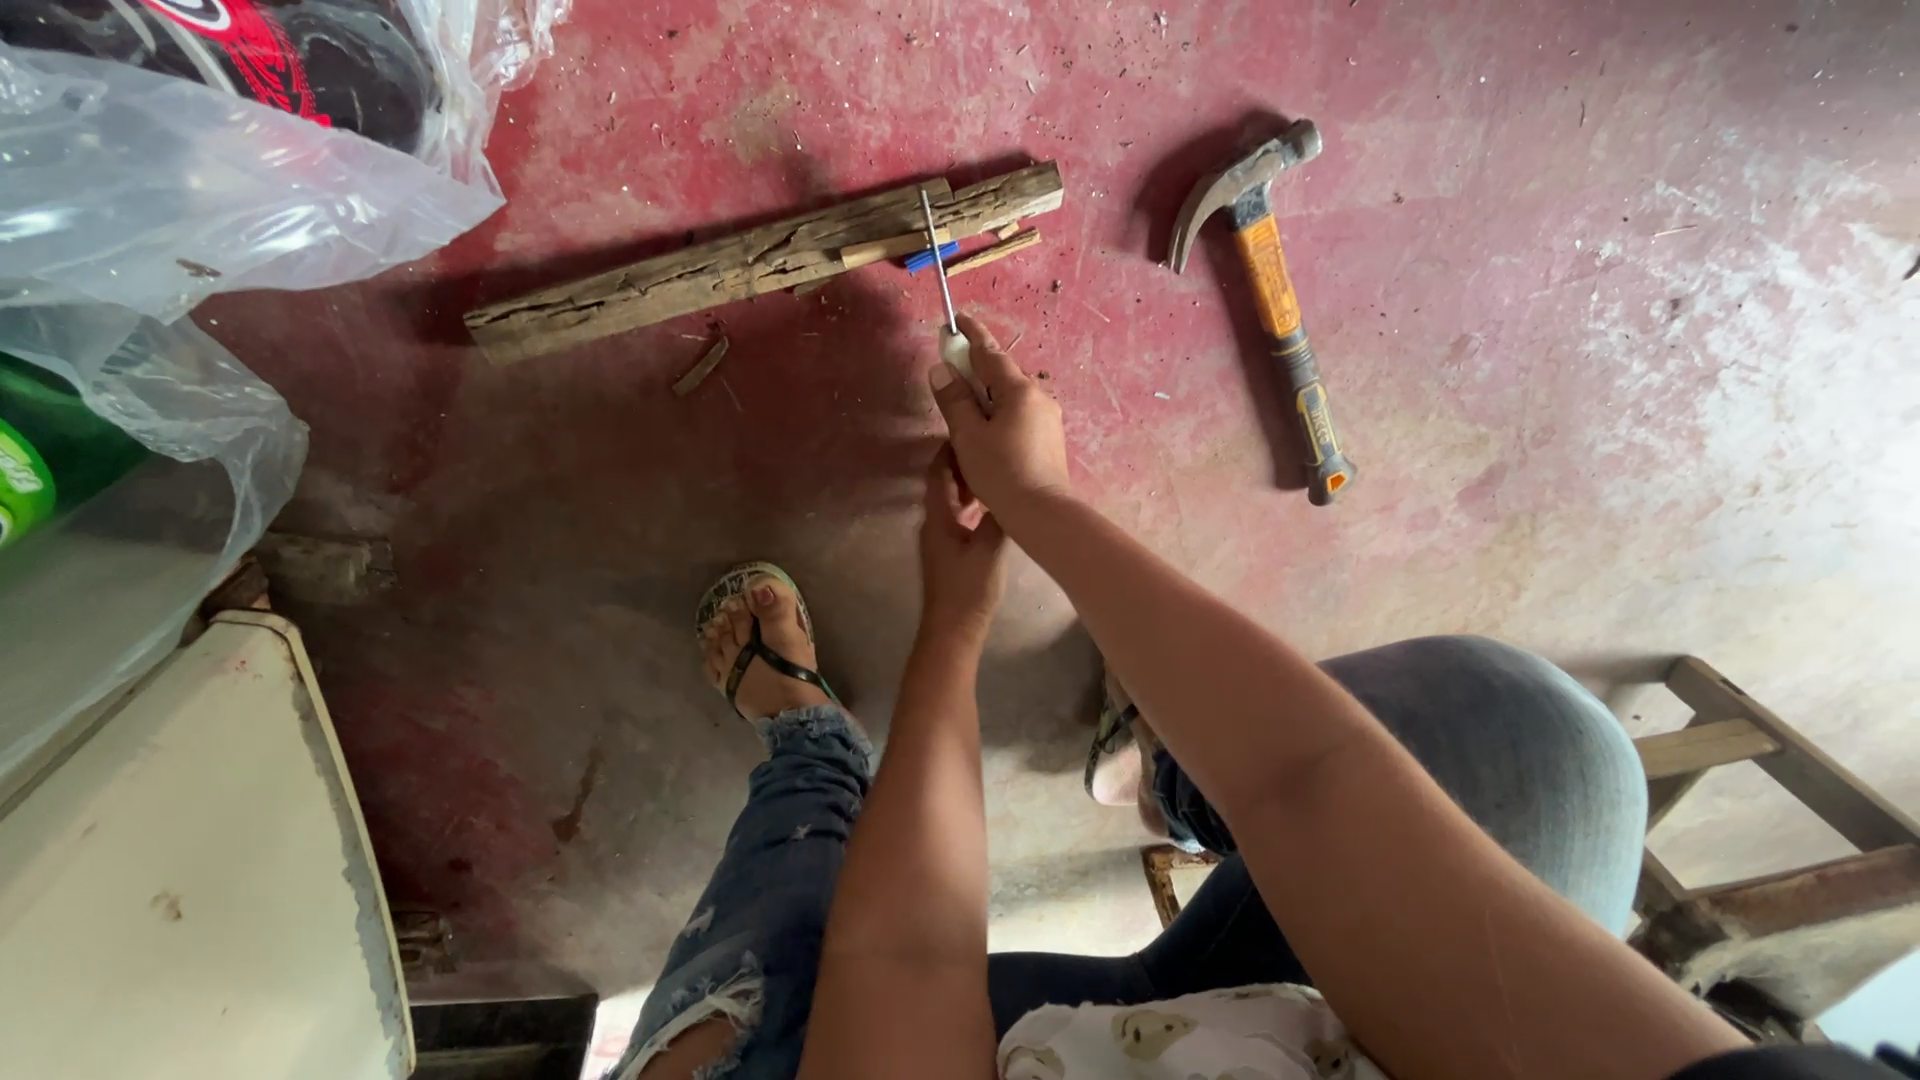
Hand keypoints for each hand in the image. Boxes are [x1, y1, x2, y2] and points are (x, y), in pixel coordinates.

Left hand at [918, 444, 1006, 639]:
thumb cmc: (968, 589)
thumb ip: (998, 518)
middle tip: (990, 449)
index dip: (950, 450)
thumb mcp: (989, 549)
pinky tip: (992, 505)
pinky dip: (971, 504)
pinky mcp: (949, 551)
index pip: (937, 472)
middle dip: (963, 464)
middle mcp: (933, 523)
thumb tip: (1008, 491)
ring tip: (995, 471)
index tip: (970, 433)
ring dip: (968, 485)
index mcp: (938, 518)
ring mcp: (939, 538)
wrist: (953, 629)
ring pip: (951, 501)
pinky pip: (958, 516)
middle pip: (943, 484)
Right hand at [927, 313, 1069, 520]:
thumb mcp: (969, 436)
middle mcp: (1039, 397)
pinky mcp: (1050, 439)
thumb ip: (954, 400)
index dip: (972, 335)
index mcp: (1019, 390)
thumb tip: (941, 369)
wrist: (1042, 512)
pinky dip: (1000, 414)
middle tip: (953, 370)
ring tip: (967, 409)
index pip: (990, 353)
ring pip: (1012, 398)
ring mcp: (1048, 419)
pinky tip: (989, 432)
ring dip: (988, 396)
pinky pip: (1020, 415)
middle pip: (1002, 375)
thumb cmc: (1001, 472)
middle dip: (978, 369)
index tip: (959, 319)